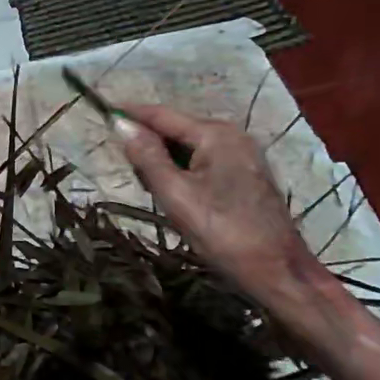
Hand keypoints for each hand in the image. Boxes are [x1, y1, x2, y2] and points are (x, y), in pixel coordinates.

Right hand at [113, 104, 320, 301]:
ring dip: (164, 158)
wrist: (277, 270)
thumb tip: (121, 124)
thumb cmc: (222, 232)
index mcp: (216, 134)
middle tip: (124, 164)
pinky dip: (182, 169)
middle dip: (148, 141)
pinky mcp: (246, 175)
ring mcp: (243, 155)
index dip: (131, 113)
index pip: (163, 114)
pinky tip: (172, 191)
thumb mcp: (176, 194)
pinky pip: (203, 160)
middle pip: (177, 128)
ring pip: (189, 146)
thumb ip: (147, 157)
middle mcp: (232, 135)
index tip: (103, 109)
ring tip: (146, 184)